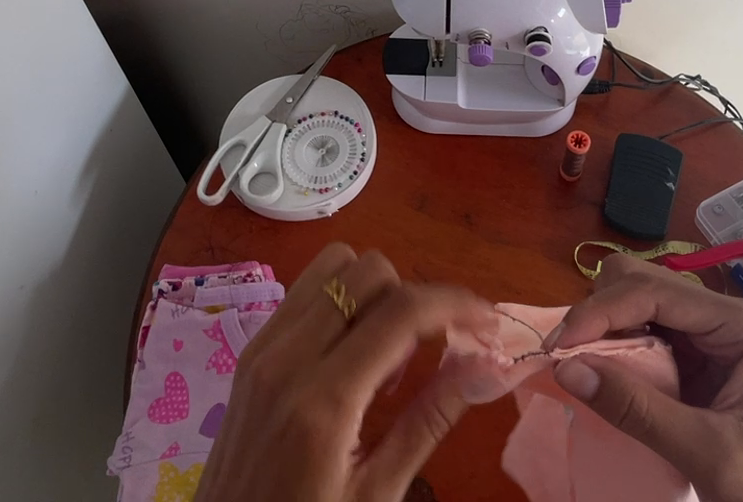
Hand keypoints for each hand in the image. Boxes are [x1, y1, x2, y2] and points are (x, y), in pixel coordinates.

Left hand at [195, 244, 498, 501]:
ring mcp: (264, 344)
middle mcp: (288, 354)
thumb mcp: (378, 494)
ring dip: (375, 293)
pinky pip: (307, 288)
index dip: (455, 304)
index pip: (401, 311)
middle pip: (369, 271)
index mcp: (324, 399)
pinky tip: (351, 351)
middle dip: (413, 298)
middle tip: (426, 354)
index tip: (489, 322)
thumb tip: (486, 364)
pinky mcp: (253, 345)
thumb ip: (431, 418)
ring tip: (385, 354)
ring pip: (335, 264)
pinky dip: (342, 300)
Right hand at [546, 254, 742, 501]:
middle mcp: (724, 315)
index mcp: (742, 323)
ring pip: (634, 301)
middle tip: (572, 357)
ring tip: (587, 368)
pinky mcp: (693, 356)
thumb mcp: (707, 454)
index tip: (560, 347)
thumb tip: (564, 369)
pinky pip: (638, 331)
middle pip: (640, 282)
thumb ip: (637, 410)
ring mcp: (708, 333)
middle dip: (600, 313)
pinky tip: (607, 375)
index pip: (654, 290)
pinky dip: (613, 346)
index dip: (602, 311)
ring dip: (603, 329)